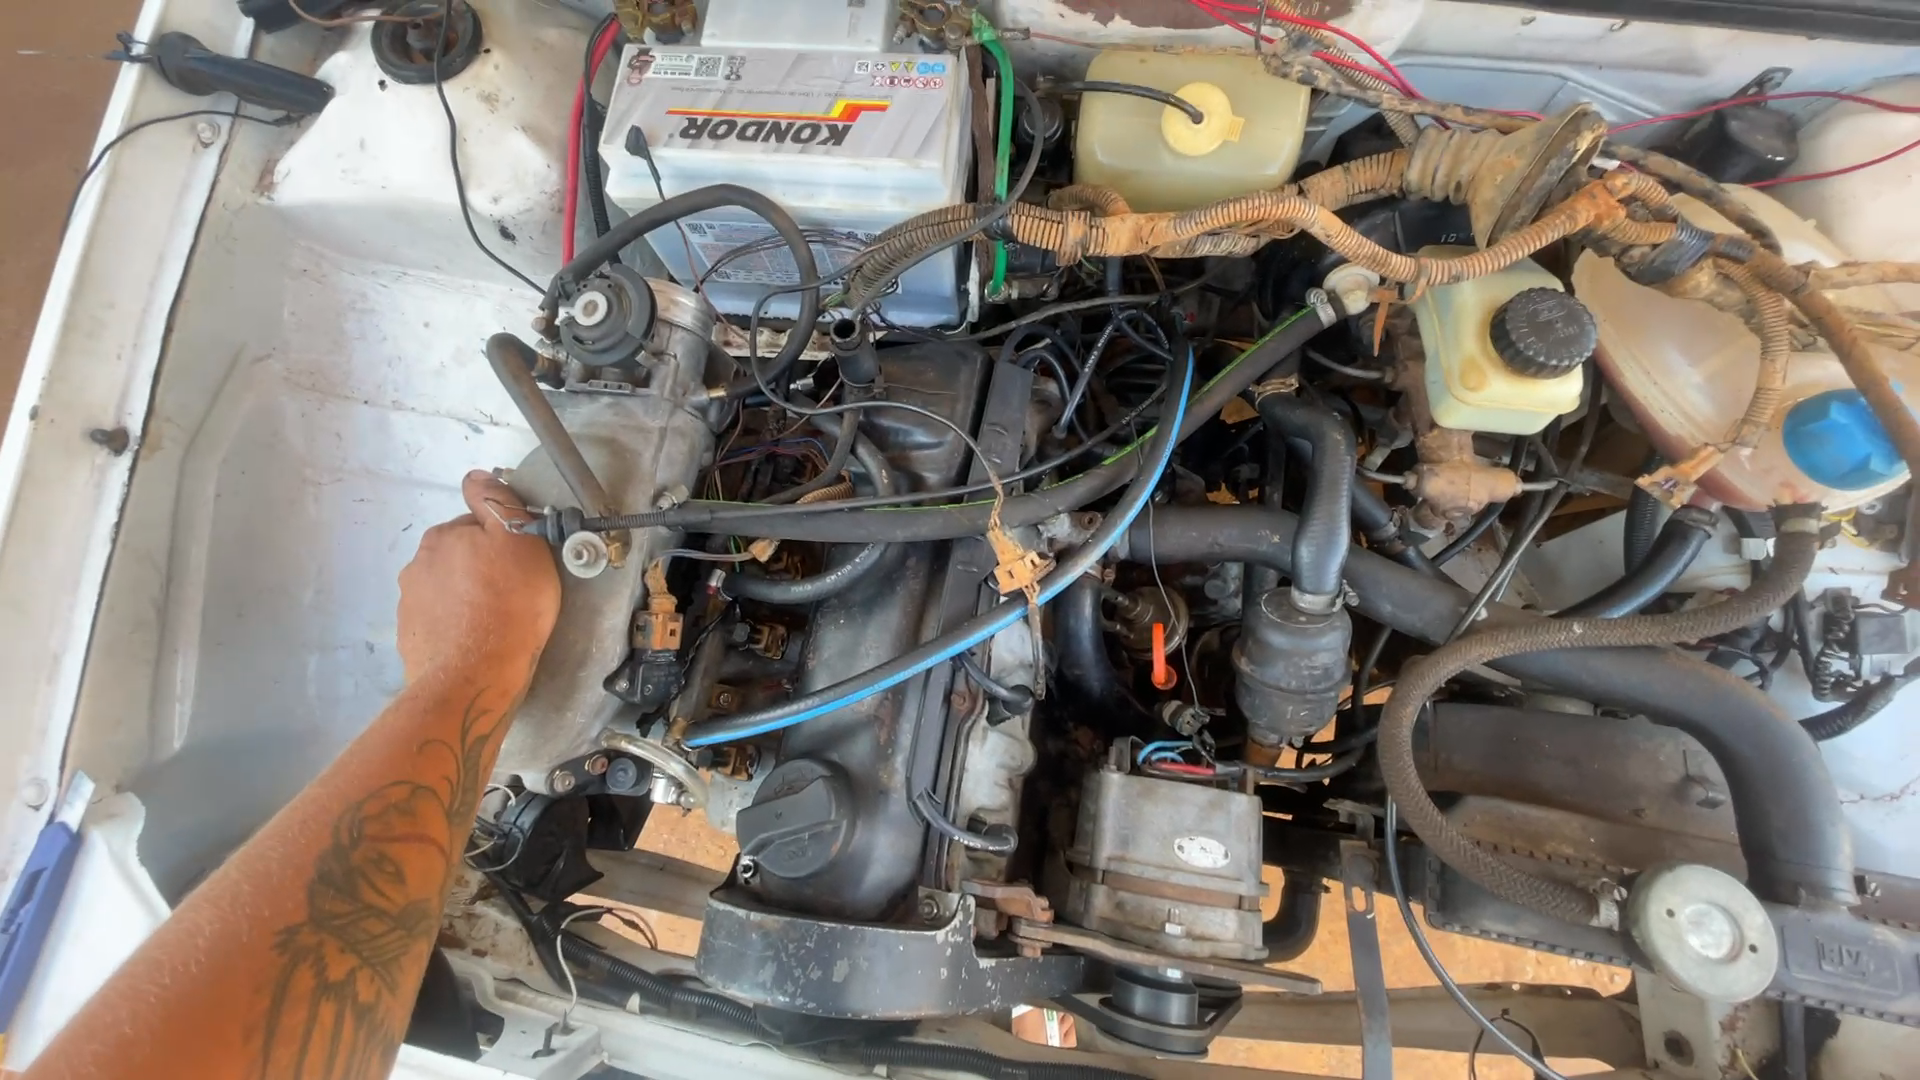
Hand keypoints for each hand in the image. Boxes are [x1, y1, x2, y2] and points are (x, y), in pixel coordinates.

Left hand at [398, 471, 560, 687]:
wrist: (475, 672)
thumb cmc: (510, 603)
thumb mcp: (520, 541)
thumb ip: (498, 503)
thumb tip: (477, 474)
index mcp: (445, 536)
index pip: (477, 526)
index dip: (505, 540)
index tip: (523, 561)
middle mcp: (418, 563)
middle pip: (460, 556)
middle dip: (483, 567)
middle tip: (517, 590)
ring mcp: (410, 602)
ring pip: (449, 587)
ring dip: (471, 595)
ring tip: (500, 617)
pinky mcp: (412, 635)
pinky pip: (442, 618)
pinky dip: (460, 621)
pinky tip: (481, 637)